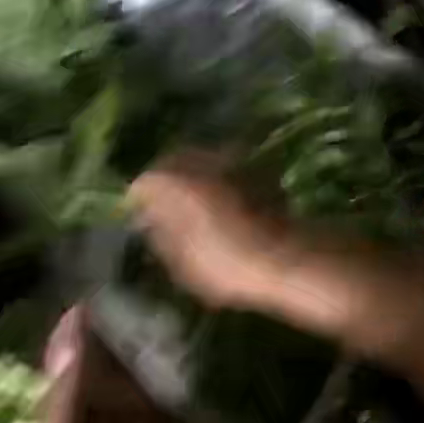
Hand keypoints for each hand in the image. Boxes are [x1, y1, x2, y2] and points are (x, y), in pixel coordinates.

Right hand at [127, 152, 295, 310]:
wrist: (286, 255)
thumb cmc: (228, 264)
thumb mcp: (183, 264)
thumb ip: (161, 238)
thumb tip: (149, 223)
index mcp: (175, 182)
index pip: (145, 181)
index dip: (139, 197)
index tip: (137, 213)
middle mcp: (197, 160)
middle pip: (169, 162)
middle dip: (163, 180)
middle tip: (161, 205)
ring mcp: (225, 158)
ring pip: (196, 159)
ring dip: (187, 174)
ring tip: (189, 201)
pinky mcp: (249, 164)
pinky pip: (219, 164)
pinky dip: (212, 176)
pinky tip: (217, 197)